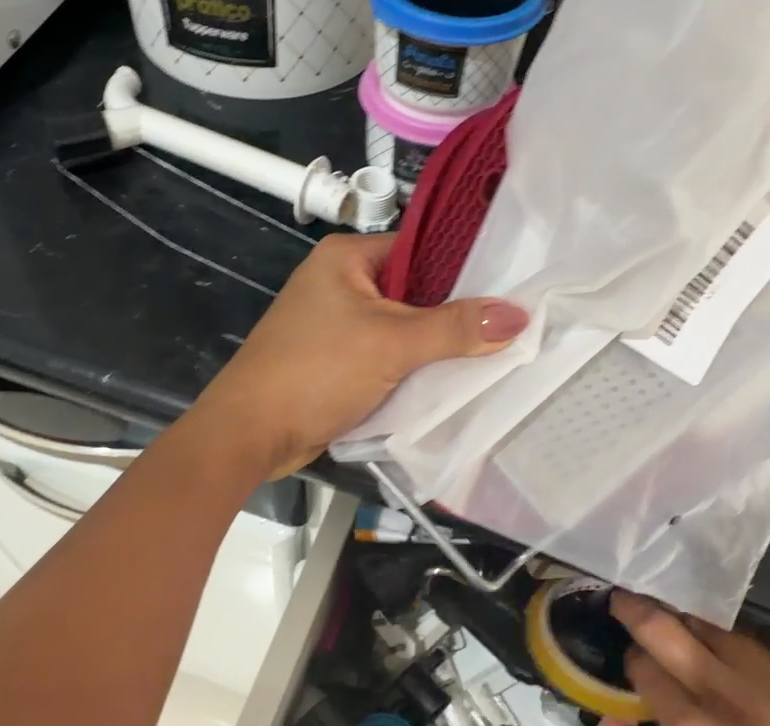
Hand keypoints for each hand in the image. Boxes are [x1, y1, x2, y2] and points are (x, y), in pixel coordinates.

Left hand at [183, 233, 527, 478]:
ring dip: (433, 350)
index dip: (464, 269)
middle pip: (414, 294)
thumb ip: (454, 329)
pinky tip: (446, 385)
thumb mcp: (391, 344)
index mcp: (346, 258)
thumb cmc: (314, 373)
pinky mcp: (335, 366)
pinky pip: (384, 362)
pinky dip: (409, 373)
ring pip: (400, 333)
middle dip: (453, 317)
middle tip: (508, 330)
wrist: (250, 433)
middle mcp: (340, 285)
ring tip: (489, 358)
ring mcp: (335, 328)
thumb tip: (519, 315)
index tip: (511, 289)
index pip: (421, 248)